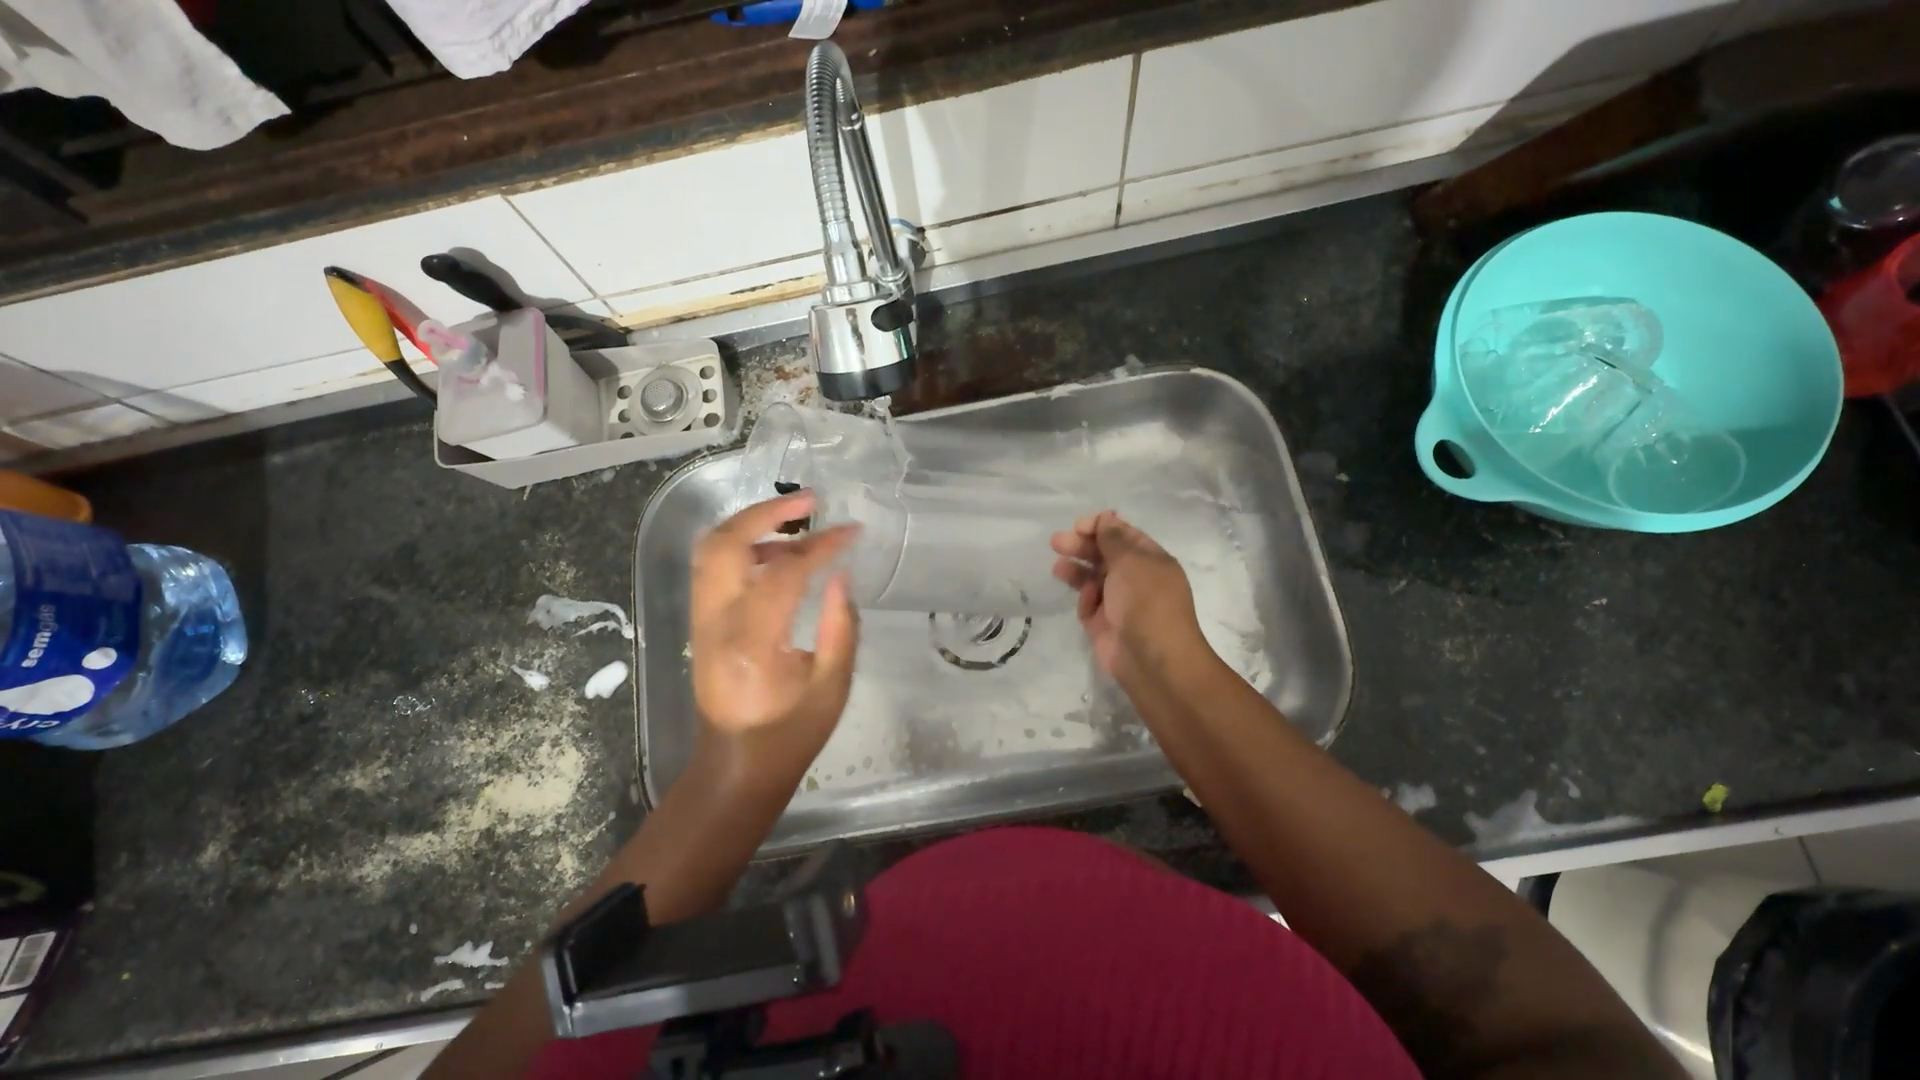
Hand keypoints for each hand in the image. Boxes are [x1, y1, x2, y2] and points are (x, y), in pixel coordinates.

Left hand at [689, 492, 859, 787]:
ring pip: (710, 550)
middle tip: (809, 503)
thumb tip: (841, 575)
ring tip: (794, 524)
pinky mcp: (699, 625)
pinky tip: (774, 556)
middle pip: (726, 542)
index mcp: (753, 641)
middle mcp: (716, 622)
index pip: (785, 571)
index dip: (821, 545)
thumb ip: (841, 628)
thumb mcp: (831, 688)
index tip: (851, 532)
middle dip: (766, 511)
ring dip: (748, 526)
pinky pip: (711, 570)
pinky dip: (739, 548)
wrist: (735, 768)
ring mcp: (701, 621)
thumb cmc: (789, 735)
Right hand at [1050, 511, 1210, 683]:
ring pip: (1094, 579)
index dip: (1102, 527)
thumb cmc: (1147, 602)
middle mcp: (1137, 580)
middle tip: (1057, 541)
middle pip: (1106, 556)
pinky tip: (1084, 601)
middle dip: (1083, 546)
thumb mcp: (1131, 562)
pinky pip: (1090, 605)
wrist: (1152, 659)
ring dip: (1077, 571)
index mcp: (1152, 561)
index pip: (1125, 536)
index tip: (1079, 525)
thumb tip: (1107, 517)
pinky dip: (1085, 600)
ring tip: (1058, 567)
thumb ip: (1113, 539)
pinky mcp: (1105, 625)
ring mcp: (1121, 603)